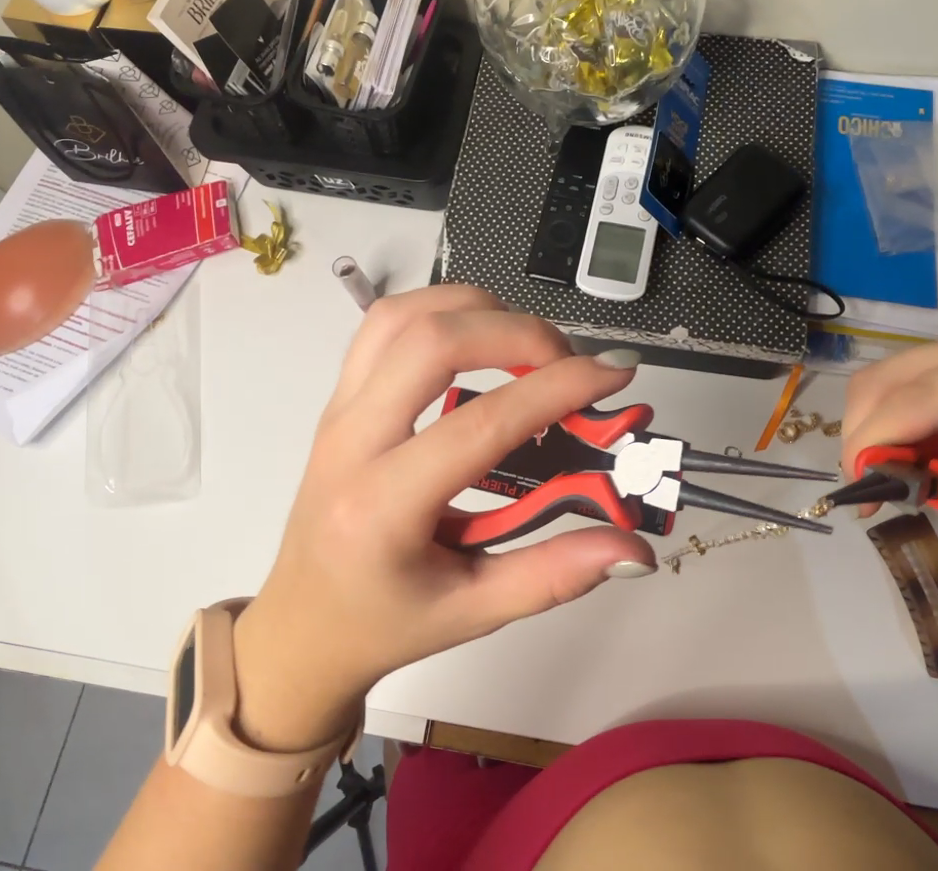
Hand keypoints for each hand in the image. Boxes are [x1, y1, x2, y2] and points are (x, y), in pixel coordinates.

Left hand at [231, 286, 656, 749]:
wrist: (304, 624)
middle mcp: (349, 443)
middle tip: (570, 364)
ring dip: (476, 312)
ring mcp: (337, 412)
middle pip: (431, 342)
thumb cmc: (385, 623)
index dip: (556, 390)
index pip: (479, 423)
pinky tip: (480, 340)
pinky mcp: (339, 399)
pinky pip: (384, 326)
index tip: (612, 377)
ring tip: (530, 347)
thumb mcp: (472, 611)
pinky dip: (440, 313)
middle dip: (517, 334)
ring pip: (401, 317)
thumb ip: (554, 576)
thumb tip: (634, 549)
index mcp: (382, 507)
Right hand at [841, 322, 937, 552]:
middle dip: (868, 439)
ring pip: (890, 385)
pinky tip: (915, 473)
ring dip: (877, 437)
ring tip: (893, 492)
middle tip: (873, 502)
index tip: (859, 495)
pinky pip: (911, 397)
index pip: (924, 394)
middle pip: (892, 380)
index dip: (879, 440)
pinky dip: (897, 436)